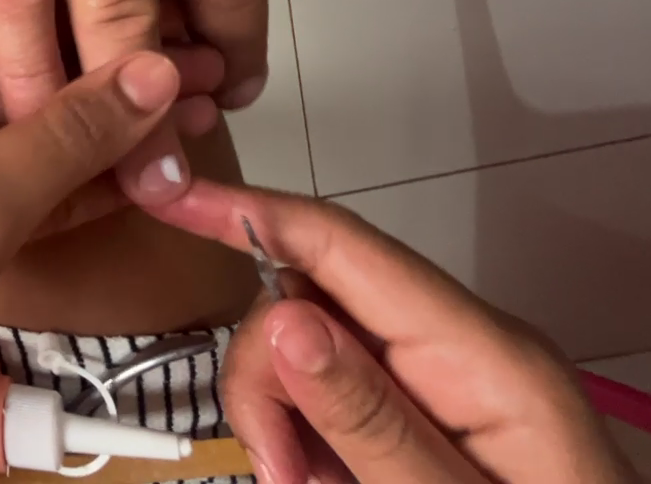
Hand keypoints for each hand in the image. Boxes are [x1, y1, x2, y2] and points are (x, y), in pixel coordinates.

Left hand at [0, 3, 220, 483]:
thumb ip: (65, 135)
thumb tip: (147, 74)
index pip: (13, 21)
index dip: (99, 27)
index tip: (179, 30)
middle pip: (31, 81)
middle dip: (119, 85)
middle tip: (210, 77)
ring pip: (39, 142)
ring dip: (114, 138)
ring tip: (200, 119)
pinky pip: (30, 196)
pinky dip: (86, 190)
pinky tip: (146, 174)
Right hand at [148, 181, 639, 483]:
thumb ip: (375, 424)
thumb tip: (284, 319)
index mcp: (482, 355)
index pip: (339, 243)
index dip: (247, 210)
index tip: (168, 196)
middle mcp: (448, 341)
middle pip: (302, 298)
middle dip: (266, 372)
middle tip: (279, 470)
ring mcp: (426, 370)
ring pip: (294, 340)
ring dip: (274, 410)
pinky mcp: (406, 401)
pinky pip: (314, 382)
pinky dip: (294, 428)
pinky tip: (318, 478)